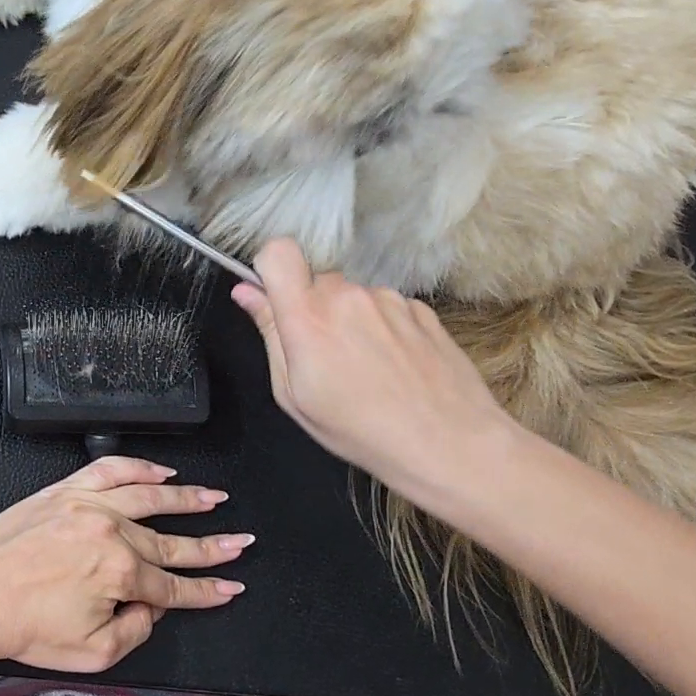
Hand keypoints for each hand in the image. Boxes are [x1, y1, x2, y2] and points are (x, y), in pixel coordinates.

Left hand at [0, 456, 249, 672]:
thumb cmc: (24, 626)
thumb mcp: (92, 653)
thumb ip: (134, 631)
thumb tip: (149, 610)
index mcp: (120, 573)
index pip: (175, 585)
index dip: (207, 590)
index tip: (231, 585)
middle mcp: (109, 532)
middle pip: (170, 540)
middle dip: (211, 545)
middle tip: (240, 541)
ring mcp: (86, 506)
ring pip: (148, 495)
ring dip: (187, 497)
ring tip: (213, 497)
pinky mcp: (62, 492)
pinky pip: (108, 470)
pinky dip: (138, 467)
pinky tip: (160, 470)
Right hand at [229, 239, 519, 499]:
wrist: (449, 443)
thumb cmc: (360, 429)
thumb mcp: (293, 394)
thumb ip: (269, 334)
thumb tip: (246, 293)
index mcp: (308, 317)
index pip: (278, 252)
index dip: (269, 267)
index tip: (273, 297)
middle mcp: (349, 296)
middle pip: (315, 280)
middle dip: (311, 308)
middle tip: (321, 356)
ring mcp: (389, 299)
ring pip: (352, 296)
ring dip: (348, 320)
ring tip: (363, 368)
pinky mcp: (421, 308)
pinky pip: (385, 307)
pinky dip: (381, 328)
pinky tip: (391, 366)